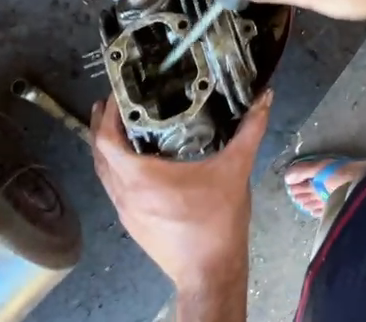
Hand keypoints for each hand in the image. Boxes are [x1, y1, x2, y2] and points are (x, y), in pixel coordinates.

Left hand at [90, 92, 269, 292]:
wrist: (209, 271)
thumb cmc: (217, 219)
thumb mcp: (236, 168)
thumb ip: (250, 129)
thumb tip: (265, 96)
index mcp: (142, 178)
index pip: (107, 142)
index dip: (106, 115)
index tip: (115, 92)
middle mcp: (125, 194)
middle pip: (99, 156)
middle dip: (102, 127)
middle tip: (114, 100)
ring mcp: (126, 212)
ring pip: (105, 174)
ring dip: (108, 148)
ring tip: (123, 124)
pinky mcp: (133, 223)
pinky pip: (115, 187)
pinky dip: (117, 167)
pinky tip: (137, 159)